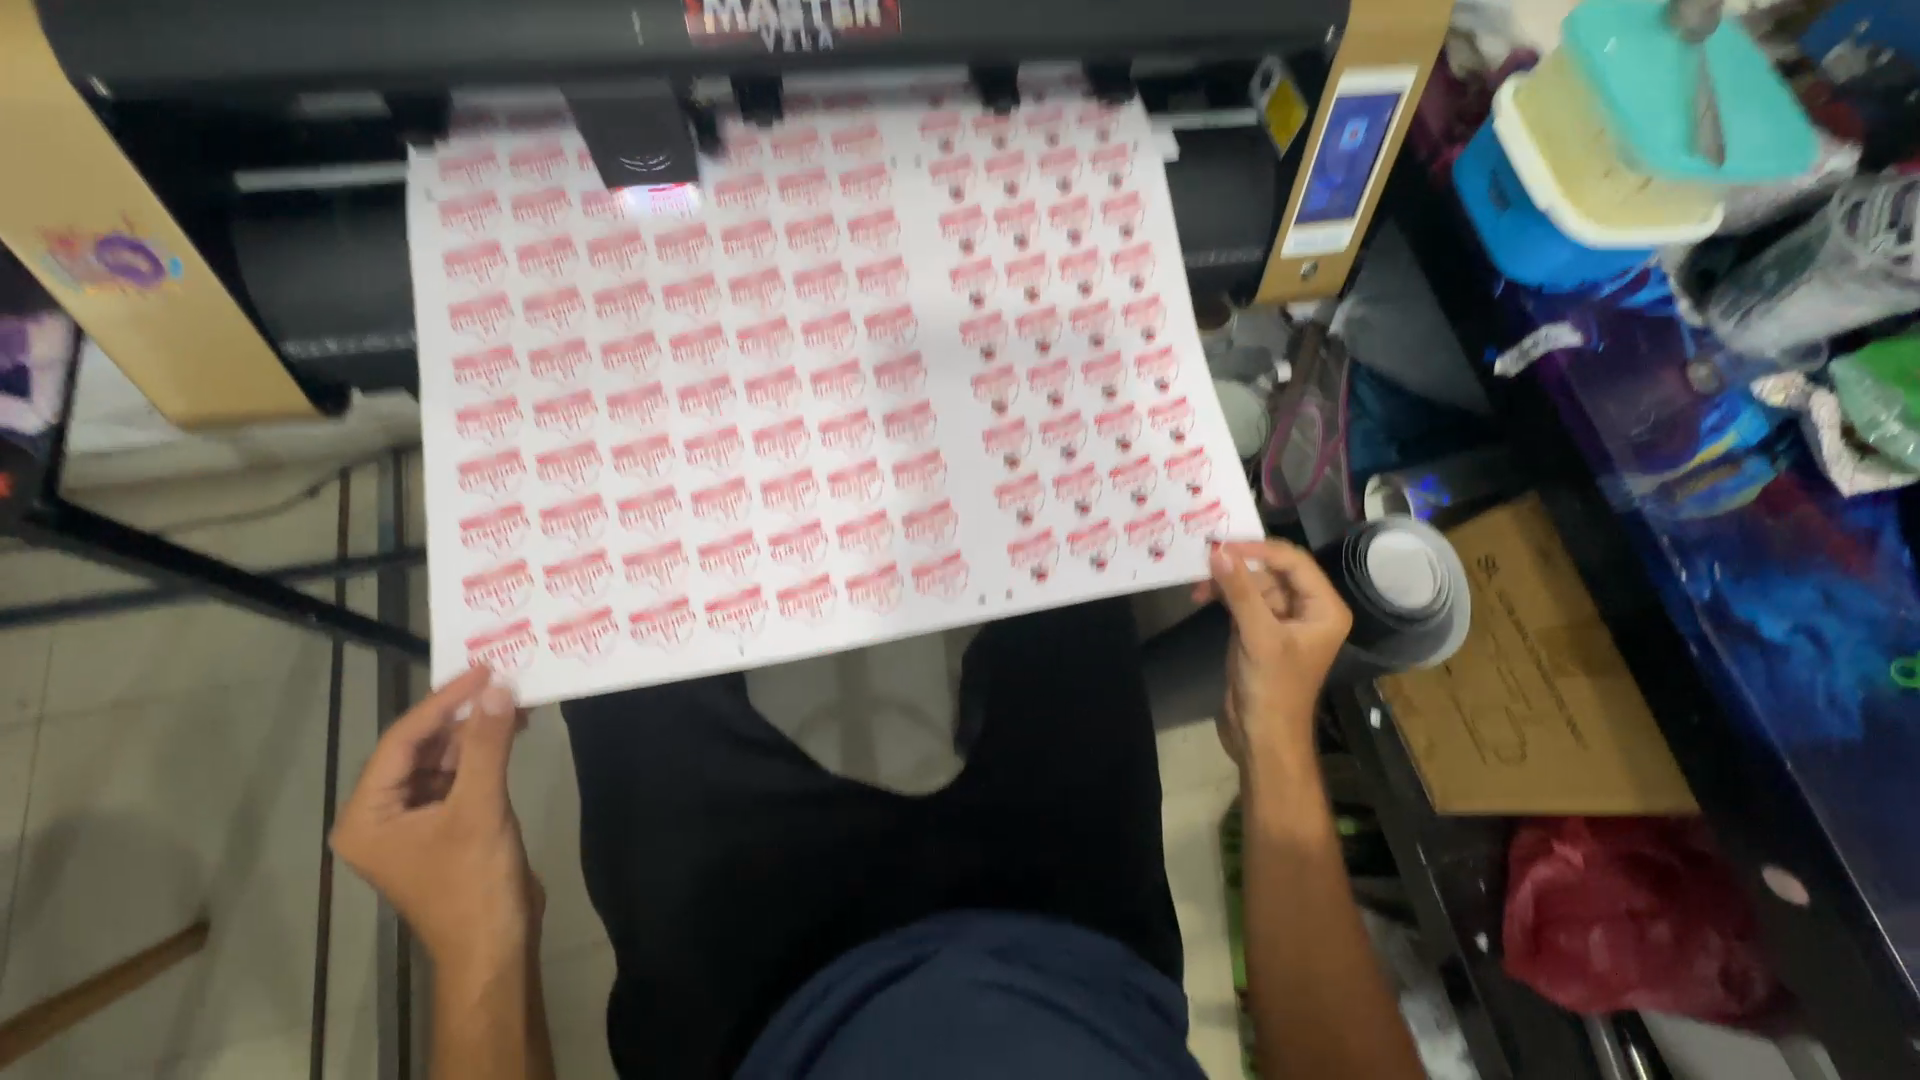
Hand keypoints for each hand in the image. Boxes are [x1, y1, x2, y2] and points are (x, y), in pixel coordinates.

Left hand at [331, 666, 541, 972]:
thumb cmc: (473, 882)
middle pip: (421, 747)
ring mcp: (416, 820)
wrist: (497, 945)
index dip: (443, 703)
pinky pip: (462, 776)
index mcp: (367, 815)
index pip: (402, 741)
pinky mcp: (448, 825)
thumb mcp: (479, 808)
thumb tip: (498, 688)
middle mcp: (382, 814)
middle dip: (462, 715)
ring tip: (515, 700)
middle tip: (502, 678)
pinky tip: (514, 730)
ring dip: (478, 731)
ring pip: (444, 759)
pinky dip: (487, 753)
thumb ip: (488, 745)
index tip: (484, 670)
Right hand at [1194, 541, 1351, 766]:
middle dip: (1239, 564)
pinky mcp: (1257, 632)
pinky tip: (1200, 596)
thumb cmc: (1273, 689)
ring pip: (1253, 584)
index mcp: (1324, 608)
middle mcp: (1307, 609)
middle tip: (1204, 558)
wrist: (1262, 738)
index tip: (1222, 545)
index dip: (1259, 549)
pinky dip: (1222, 595)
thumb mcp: (1258, 637)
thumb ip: (1239, 592)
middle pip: (1272, 570)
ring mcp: (1281, 621)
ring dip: (1226, 581)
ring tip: (1197, 583)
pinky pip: (1241, 601)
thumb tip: (1217, 552)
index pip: (1294, 562)